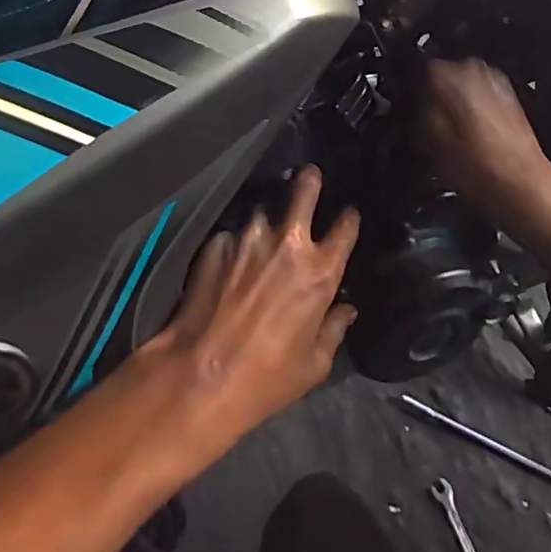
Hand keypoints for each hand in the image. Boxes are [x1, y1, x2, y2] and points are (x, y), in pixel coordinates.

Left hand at [137, 166, 358, 449]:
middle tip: (309, 174)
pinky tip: (226, 264)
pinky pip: (231, 236)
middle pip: (303, 192)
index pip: (345, 228)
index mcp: (320, 271)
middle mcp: (288, 243)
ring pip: (261, 213)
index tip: (348, 214)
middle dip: (309, 180)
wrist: (201, 374)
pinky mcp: (216, 243)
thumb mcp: (314, 364)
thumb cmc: (267, 377)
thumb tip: (346, 311)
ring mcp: (248, 238)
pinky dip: (233, 245)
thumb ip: (333, 330)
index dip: (349, 218)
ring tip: (258, 236)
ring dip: (264, 222)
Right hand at [419, 58, 550, 226]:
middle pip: (440, 76)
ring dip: (454, 102)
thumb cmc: (475, 166)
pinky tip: (471, 135)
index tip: (407, 110)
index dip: (409, 94)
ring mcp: (493, 79)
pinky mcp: (509, 95)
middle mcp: (470, 68)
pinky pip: (481, 95)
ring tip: (451, 133)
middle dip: (433, 96)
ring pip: (462, 85)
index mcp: (443, 73)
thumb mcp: (425, 142)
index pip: (415, 72)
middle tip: (426, 124)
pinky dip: (473, 108)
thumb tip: (412, 110)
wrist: (520, 182)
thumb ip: (412, 116)